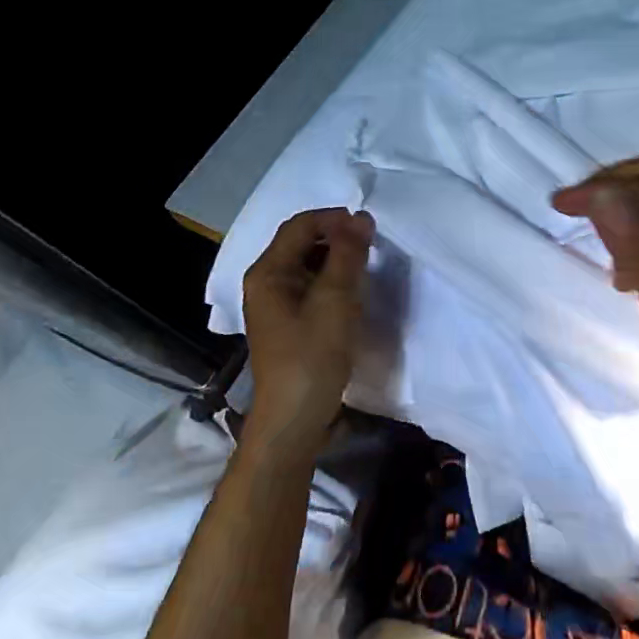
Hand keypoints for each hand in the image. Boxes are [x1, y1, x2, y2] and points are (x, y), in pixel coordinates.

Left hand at [241, 207, 374, 449]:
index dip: (335, 219)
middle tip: (372, 249)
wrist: (293, 421)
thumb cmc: (311, 358)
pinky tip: (352, 297)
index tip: (370, 229)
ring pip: (307, 267)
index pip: (300, 225)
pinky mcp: (287, 324)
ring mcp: (274, 305)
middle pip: (301, 243)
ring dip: (336, 261)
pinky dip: (331, 284)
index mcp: (267, 272)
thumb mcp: (334, 302)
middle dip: (337, 239)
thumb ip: (348, 256)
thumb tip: (360, 218)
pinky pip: (310, 289)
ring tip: (366, 270)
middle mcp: (265, 283)